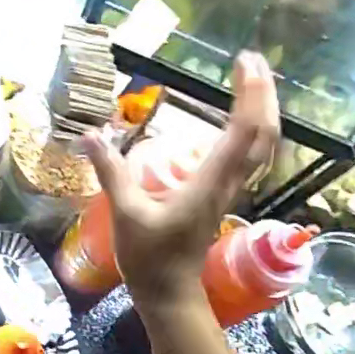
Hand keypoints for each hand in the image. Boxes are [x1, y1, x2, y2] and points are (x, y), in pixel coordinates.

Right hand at [82, 51, 279, 310]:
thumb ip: (111, 172)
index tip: (243, 61)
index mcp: (210, 182)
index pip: (243, 128)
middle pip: (264, 132)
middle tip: (252, 62)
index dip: (249, 91)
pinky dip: (252, 132)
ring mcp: (229, 191)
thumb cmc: (148, 257)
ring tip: (251, 84)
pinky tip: (237, 124)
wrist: (168, 292)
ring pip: (263, 145)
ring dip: (262, 111)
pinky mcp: (221, 198)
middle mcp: (228, 183)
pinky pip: (250, 158)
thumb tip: (90, 136)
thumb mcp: (124, 213)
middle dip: (264, 93)